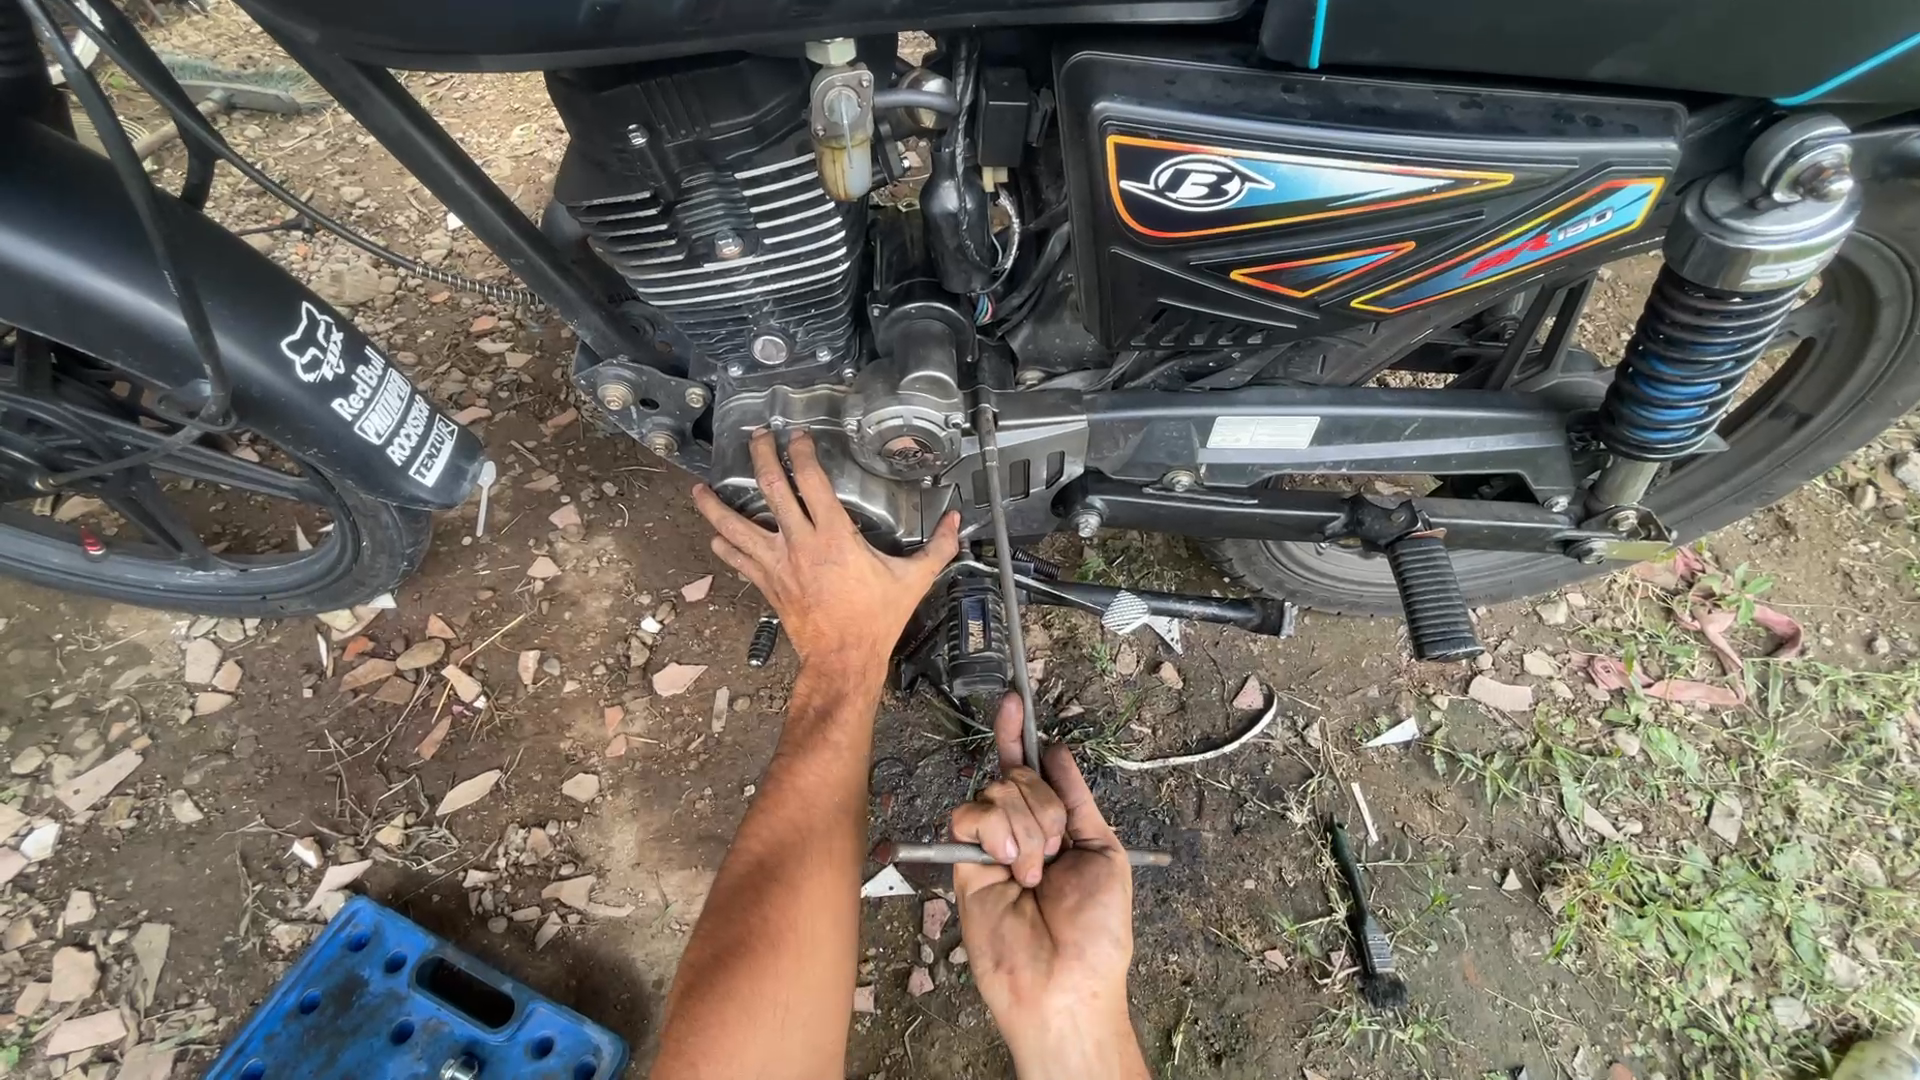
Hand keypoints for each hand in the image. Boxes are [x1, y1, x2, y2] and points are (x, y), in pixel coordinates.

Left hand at [691, 429, 959, 671]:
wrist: (844, 659)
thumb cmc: (875, 619)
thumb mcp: (912, 580)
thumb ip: (936, 548)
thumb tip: (955, 523)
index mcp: (834, 537)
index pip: (812, 481)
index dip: (802, 453)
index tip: (797, 435)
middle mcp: (800, 544)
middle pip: (771, 490)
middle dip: (761, 457)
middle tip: (755, 436)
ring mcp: (778, 564)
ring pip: (737, 527)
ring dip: (717, 505)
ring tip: (699, 489)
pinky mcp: (768, 585)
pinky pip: (739, 561)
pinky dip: (725, 547)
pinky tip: (715, 537)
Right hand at [952, 695, 1143, 1077]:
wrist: (1065, 982)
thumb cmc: (1096, 929)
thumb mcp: (1104, 853)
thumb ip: (1077, 798)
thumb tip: (1056, 748)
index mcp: (1052, 821)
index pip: (1028, 766)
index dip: (1018, 733)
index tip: (1013, 698)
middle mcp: (1018, 825)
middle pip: (1018, 773)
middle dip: (1045, 808)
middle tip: (1054, 855)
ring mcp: (990, 841)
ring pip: (998, 791)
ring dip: (1027, 829)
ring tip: (1033, 875)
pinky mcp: (964, 859)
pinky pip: (970, 816)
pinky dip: (994, 835)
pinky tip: (1010, 868)